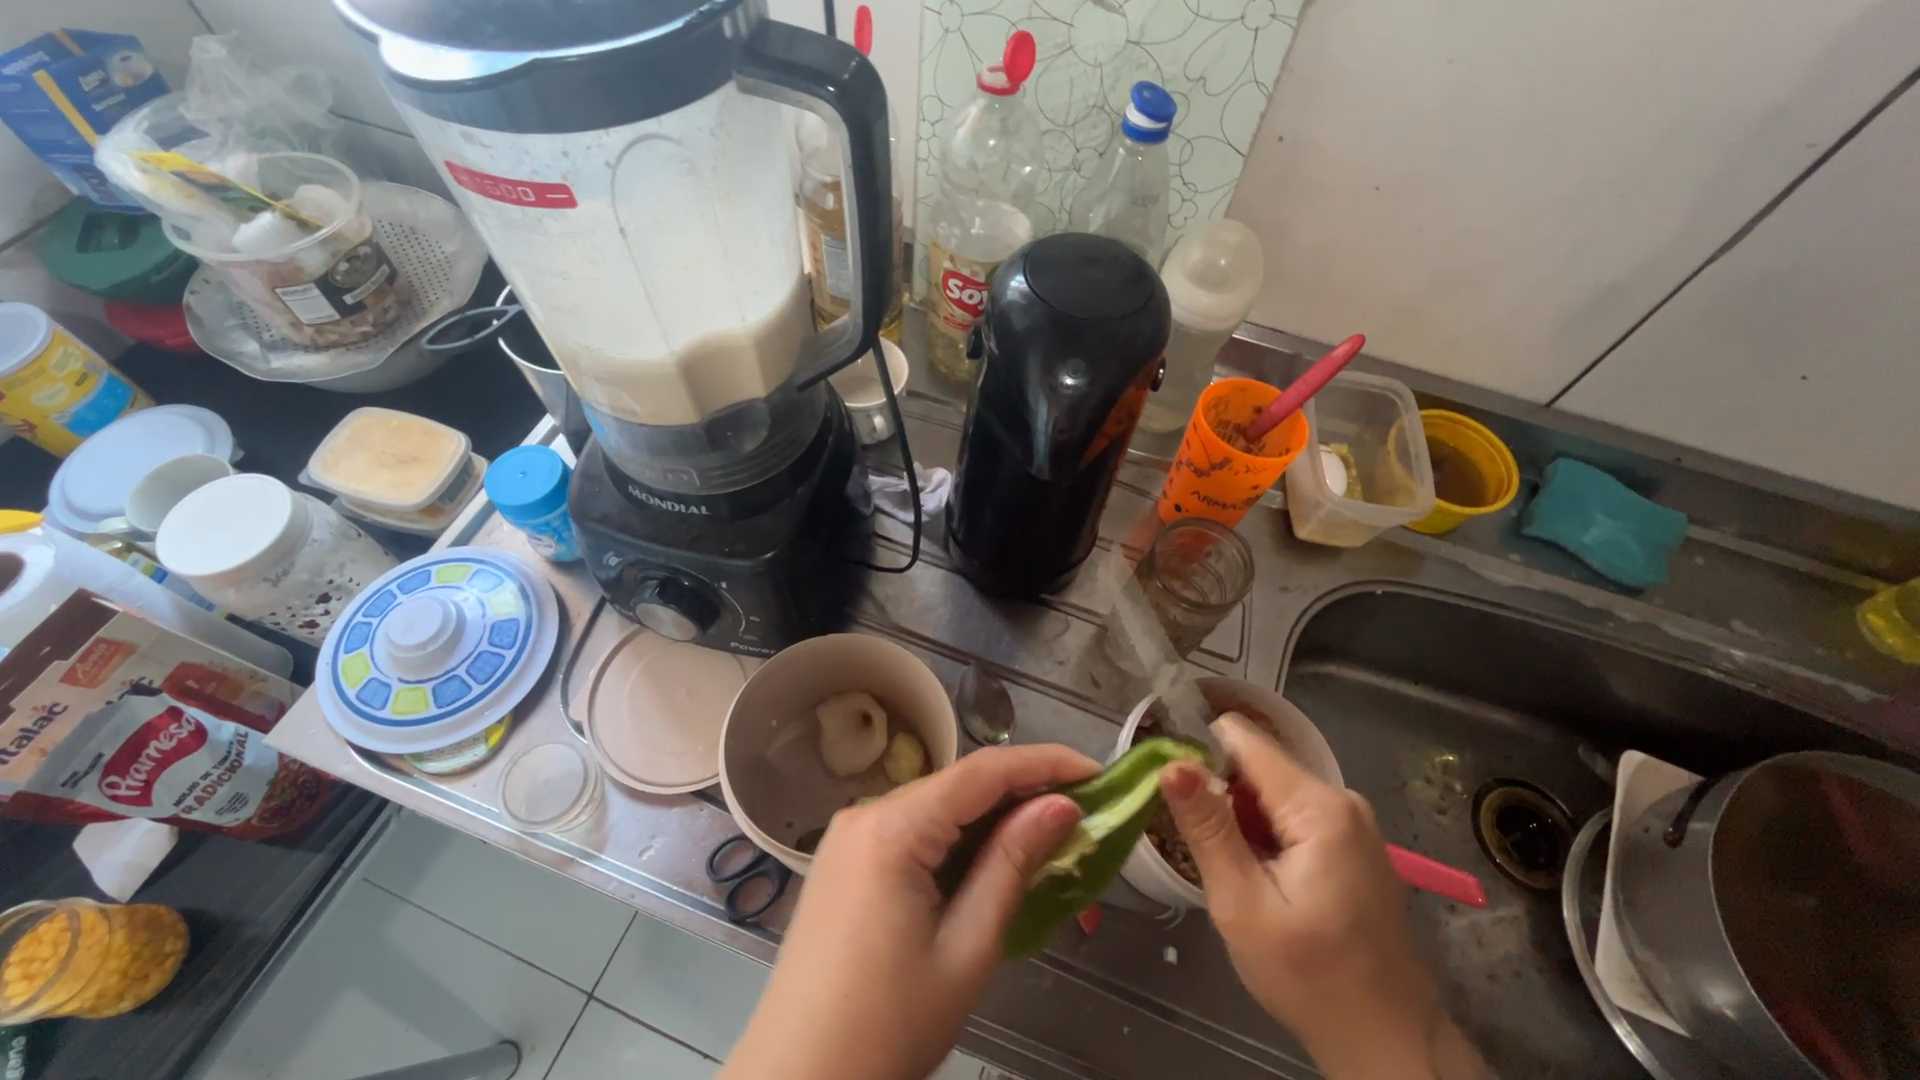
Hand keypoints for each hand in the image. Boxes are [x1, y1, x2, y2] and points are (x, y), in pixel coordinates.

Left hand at [723, 745, 1099, 1079]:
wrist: (799, 1076)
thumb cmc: (888, 1023)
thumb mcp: (967, 948)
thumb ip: (1013, 864)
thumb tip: (1061, 805)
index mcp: (893, 828)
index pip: (983, 771)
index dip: (1046, 763)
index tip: (1099, 773)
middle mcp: (866, 814)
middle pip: (960, 784)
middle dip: (1024, 794)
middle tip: (1085, 816)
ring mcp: (850, 836)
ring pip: (938, 806)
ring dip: (993, 819)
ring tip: (1050, 842)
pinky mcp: (845, 861)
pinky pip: (913, 830)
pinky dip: (959, 839)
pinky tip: (992, 862)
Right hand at [1159, 713, 1486, 1079]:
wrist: (1389, 1041)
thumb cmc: (1310, 979)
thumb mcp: (1243, 905)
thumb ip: (1207, 828)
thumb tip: (1171, 765)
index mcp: (1319, 806)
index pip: (1241, 738)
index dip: (1197, 754)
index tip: (1170, 793)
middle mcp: (1341, 799)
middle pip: (1256, 765)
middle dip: (1218, 795)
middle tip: (1197, 848)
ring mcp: (1352, 822)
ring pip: (1270, 792)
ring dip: (1239, 821)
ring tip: (1227, 872)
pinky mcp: (1352, 844)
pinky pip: (1292, 817)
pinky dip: (1264, 837)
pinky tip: (1257, 880)